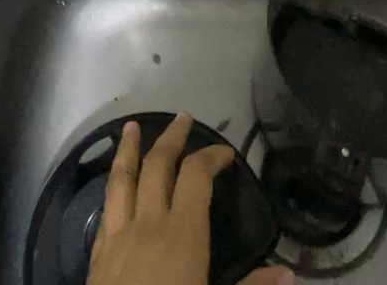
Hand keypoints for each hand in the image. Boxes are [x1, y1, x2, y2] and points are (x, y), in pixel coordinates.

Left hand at [87, 114, 291, 284]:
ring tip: (131, 126)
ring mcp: (118, 236)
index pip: (196, 176)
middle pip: (158, 166)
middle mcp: (148, 225)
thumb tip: (288, 274)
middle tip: (183, 118)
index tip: (225, 152)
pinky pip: (106, 207)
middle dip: (171, 138)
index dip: (211, 156)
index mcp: (183, 235)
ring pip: (122, 179)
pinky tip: (114, 182)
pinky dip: (112, 185)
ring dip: (129, 149)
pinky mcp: (98, 254)